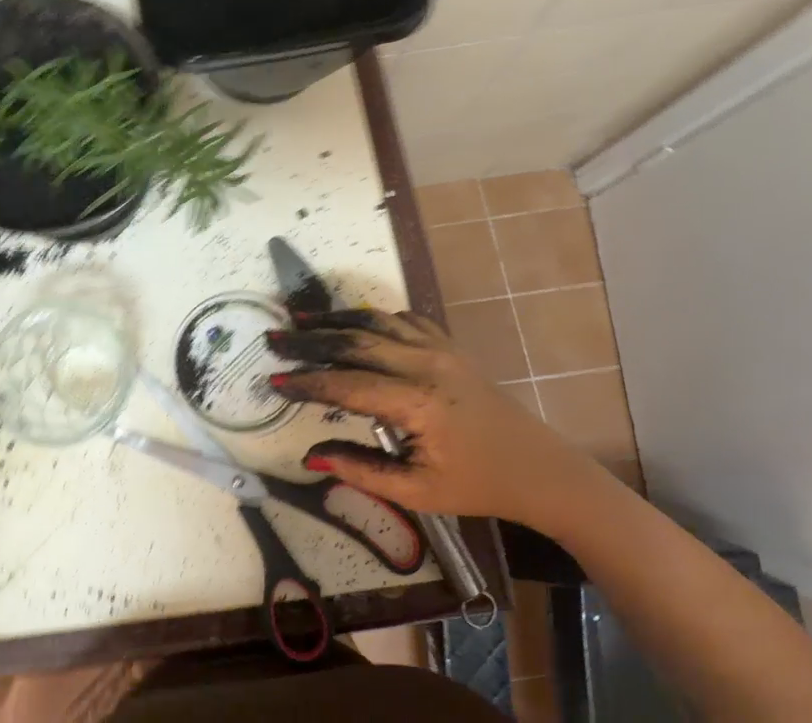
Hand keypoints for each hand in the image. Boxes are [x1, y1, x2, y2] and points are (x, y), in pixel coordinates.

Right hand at [268, 309, 618, 529]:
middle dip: (311, 340)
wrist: (538, 468)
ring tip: (300, 319)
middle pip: (356, 341)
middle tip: (274, 338)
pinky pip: (404, 321)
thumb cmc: (477, 486)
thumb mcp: (416, 492)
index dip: (308, 382)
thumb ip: (361, 470)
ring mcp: (441, 349)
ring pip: (377, 323)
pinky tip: (352, 325)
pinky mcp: (450, 346)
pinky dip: (372, 319)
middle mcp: (427, 364)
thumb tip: (311, 455)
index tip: (273, 381)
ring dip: (336, 320)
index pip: (348, 384)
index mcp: (419, 402)